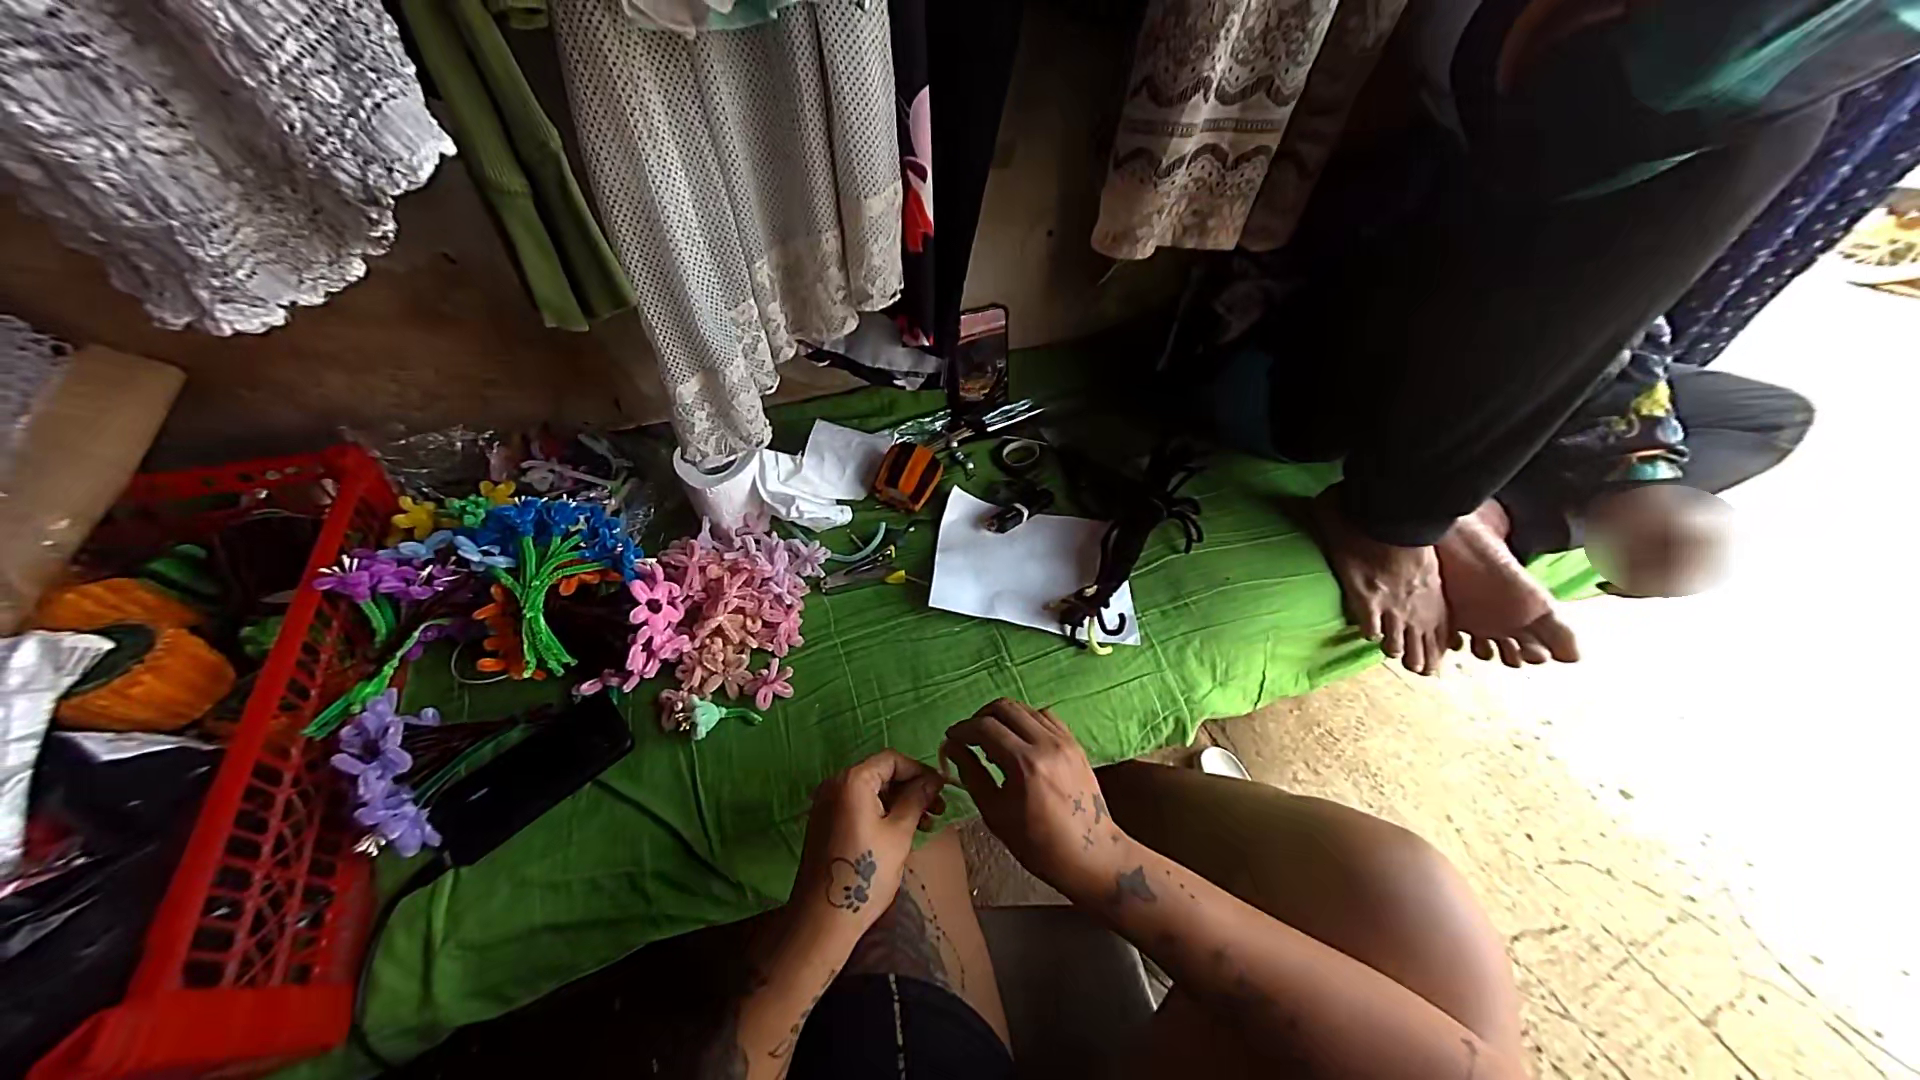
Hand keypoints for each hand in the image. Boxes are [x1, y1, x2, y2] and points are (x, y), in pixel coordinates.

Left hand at [790, 749, 946, 937]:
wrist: (822, 920)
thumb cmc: (865, 873)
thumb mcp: (899, 833)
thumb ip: (917, 799)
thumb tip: (933, 779)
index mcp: (852, 781)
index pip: (892, 759)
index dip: (920, 771)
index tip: (941, 789)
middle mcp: (835, 785)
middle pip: (881, 773)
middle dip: (911, 788)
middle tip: (937, 809)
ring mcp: (827, 804)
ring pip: (872, 791)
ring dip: (900, 802)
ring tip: (926, 824)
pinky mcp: (826, 823)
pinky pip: (859, 806)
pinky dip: (882, 812)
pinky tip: (902, 831)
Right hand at [941, 699, 1127, 899]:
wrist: (1090, 855)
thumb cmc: (1038, 843)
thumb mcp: (995, 813)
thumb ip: (971, 774)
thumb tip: (952, 747)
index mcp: (1025, 763)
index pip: (985, 727)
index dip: (963, 729)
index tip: (951, 738)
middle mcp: (1046, 744)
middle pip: (1005, 708)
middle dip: (980, 717)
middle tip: (969, 736)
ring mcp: (1064, 741)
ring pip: (1025, 708)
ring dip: (1003, 717)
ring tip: (994, 740)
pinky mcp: (1075, 743)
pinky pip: (1045, 717)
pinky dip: (1026, 720)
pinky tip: (1019, 740)